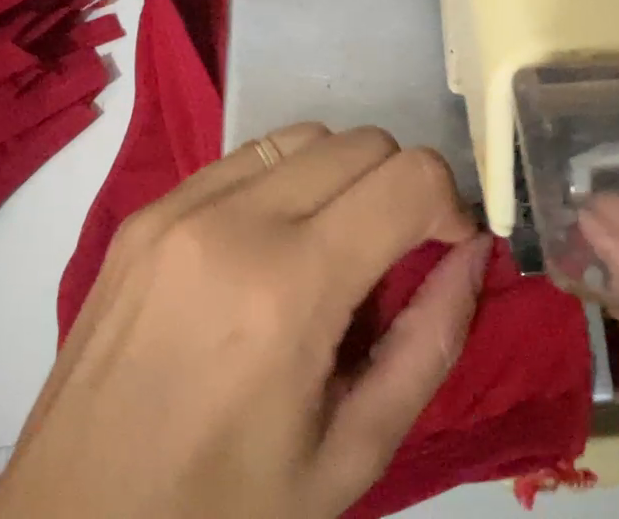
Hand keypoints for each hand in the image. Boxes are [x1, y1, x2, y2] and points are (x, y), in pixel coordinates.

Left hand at [0, 124, 489, 518]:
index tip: (447, 252)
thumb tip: (474, 252)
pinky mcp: (143, 213)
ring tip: (333, 248)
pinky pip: (245, 159)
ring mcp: (177, 208)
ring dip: (344, 176)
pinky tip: (270, 246)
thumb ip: (432, 341)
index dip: (450, 205)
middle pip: (363, 142)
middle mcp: (231, 221)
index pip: (410, 177)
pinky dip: (285, 181)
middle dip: (401, 188)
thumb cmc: (225, 507)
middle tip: (394, 258)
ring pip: (305, 136)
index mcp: (289, 287)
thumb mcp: (353, 452)